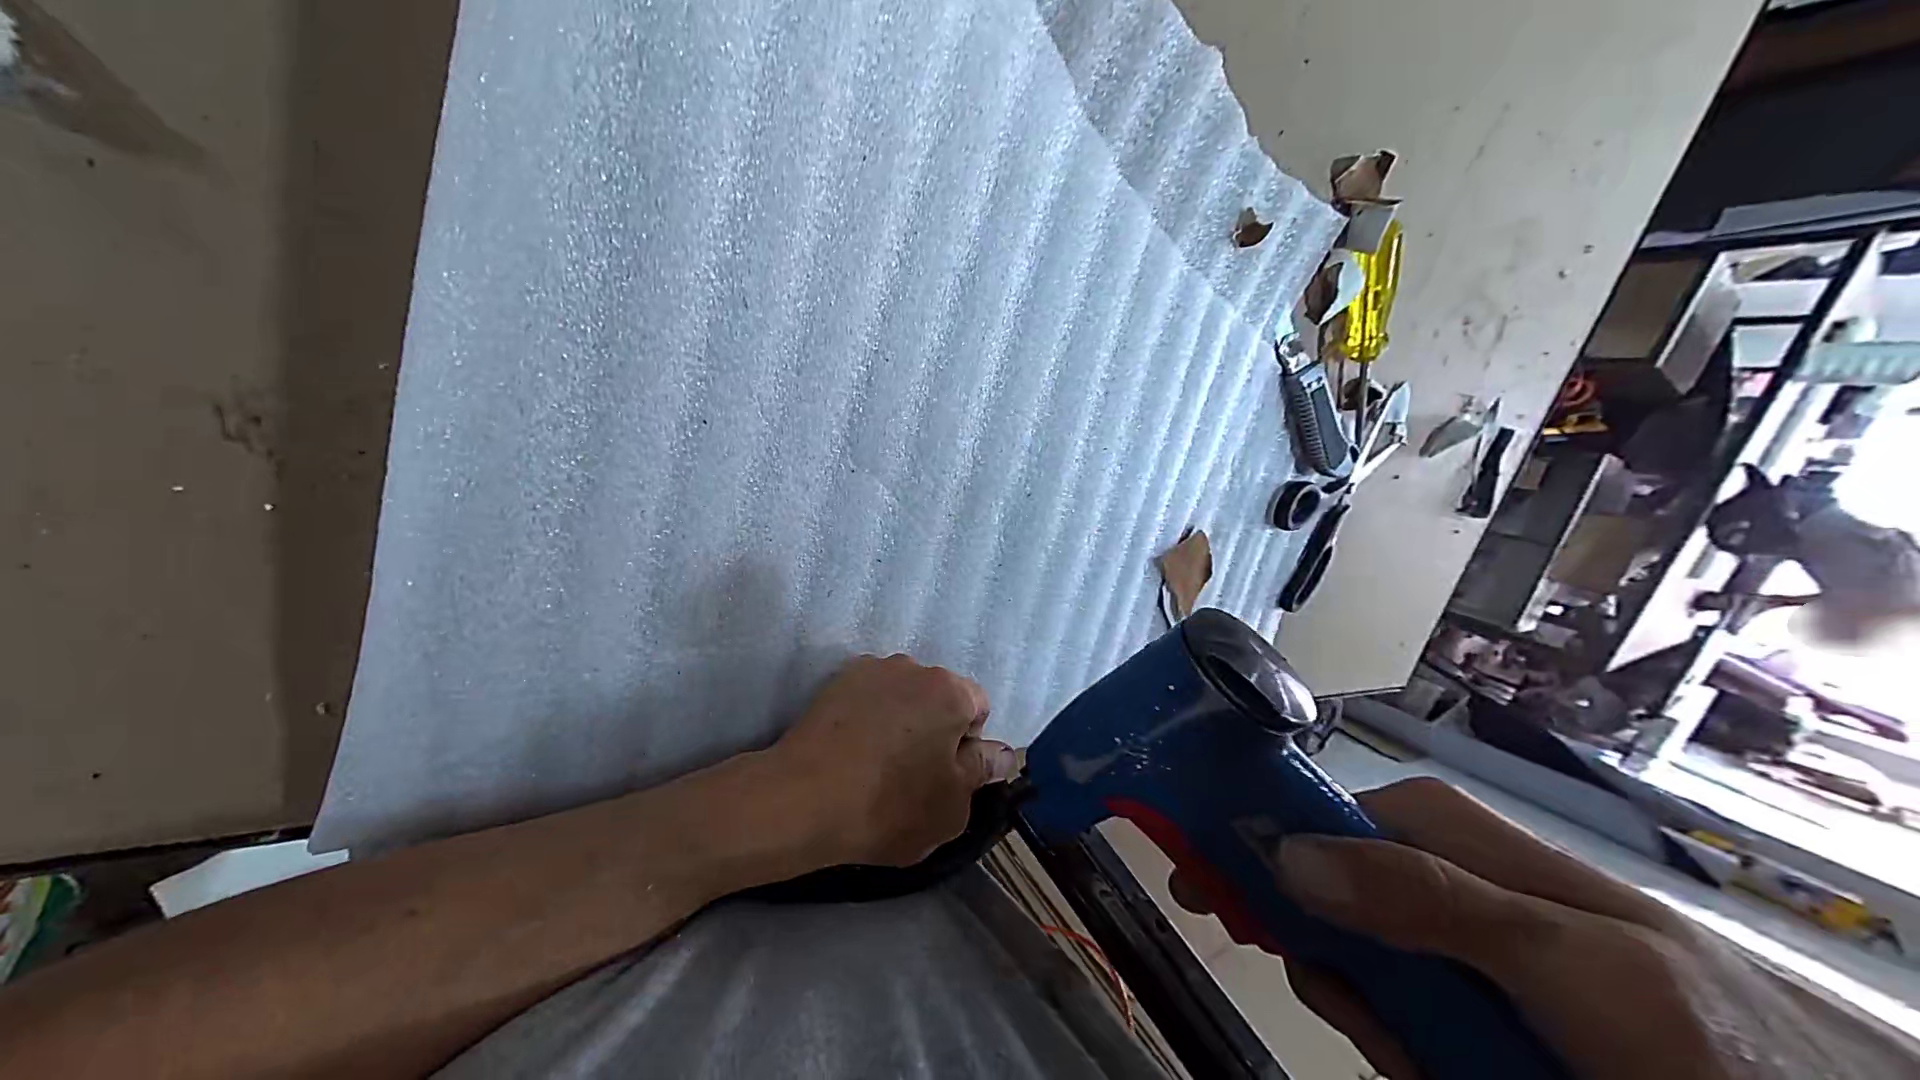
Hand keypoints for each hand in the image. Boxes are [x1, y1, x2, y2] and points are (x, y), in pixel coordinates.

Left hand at [765, 653, 1017, 868]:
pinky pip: (867, 699)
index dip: (968, 745)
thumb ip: (983, 772)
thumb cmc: (890, 805)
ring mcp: (869, 670)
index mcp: (950, 691)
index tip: (946, 776)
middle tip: (914, 774)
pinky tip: (852, 751)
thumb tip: (1001, 753)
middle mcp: (913, 667)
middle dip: (935, 728)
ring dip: (900, 720)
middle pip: (938, 697)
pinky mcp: (833, 682)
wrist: (802, 799)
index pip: (978, 708)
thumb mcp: (953, 806)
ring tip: (877, 763)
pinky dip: (867, 717)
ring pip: (901, 696)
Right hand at [1256, 778, 1916, 1079]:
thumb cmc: (1698, 1030)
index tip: (1202, 875)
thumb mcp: (1571, 955)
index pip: (1322, 810)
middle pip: (1318, 889)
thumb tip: (1289, 854)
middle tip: (1350, 1009)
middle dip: (1315, 949)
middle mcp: (1431, 878)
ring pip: (1344, 960)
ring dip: (1365, 1014)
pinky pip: (1383, 1015)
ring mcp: (1442, 946)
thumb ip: (1431, 895)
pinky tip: (1431, 1067)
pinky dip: (1388, 1044)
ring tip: (1430, 1061)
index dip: (1257, 833)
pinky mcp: (1454, 1006)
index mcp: (1445, 834)